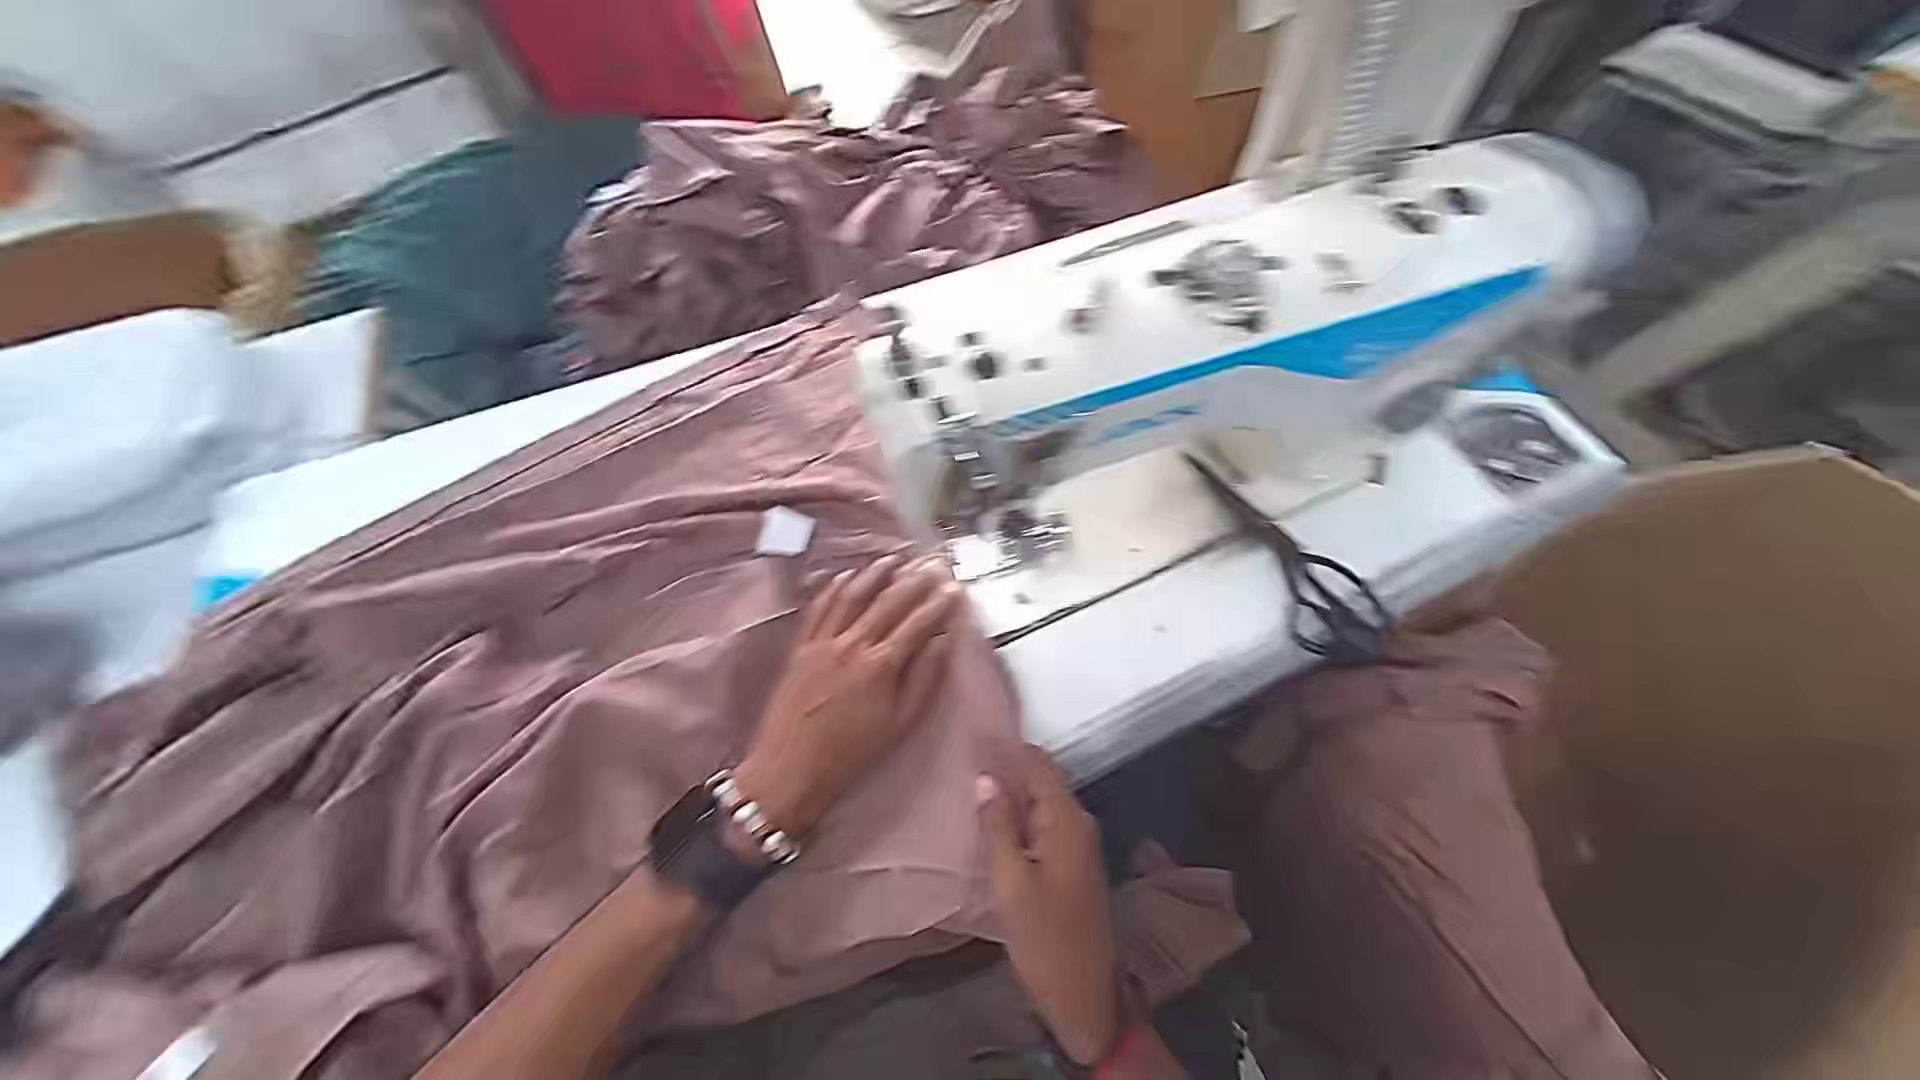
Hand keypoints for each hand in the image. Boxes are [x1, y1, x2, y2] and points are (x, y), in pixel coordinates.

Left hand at [736, 553, 960, 836]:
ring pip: (853, 596)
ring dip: (875, 574)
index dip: (938, 604)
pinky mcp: (800, 647)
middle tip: (931, 563)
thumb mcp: (899, 725)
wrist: (788, 771)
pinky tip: (846, 575)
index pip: (917, 623)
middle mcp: (852, 645)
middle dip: (913, 580)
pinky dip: (835, 588)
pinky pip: (819, 608)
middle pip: (888, 602)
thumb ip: (923, 679)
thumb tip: (943, 642)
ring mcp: (823, 643)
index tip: (955, 589)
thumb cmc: (850, 755)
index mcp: (880, 667)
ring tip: (894, 559)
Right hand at [978, 743, 1120, 1064]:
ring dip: (1013, 794)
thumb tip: (986, 777)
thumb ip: (998, 825)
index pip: (1037, 763)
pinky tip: (995, 822)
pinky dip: (1022, 817)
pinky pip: (1046, 823)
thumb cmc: (1045, 938)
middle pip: (1041, 780)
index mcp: (1067, 819)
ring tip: (972, 787)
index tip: (973, 735)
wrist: (1086, 996)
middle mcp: (1079, 822)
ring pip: (1042, 802)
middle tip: (965, 761)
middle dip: (1007, 769)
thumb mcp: (1011, 881)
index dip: (1007, 747)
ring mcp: (1080, 843)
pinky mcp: (1074, 862)